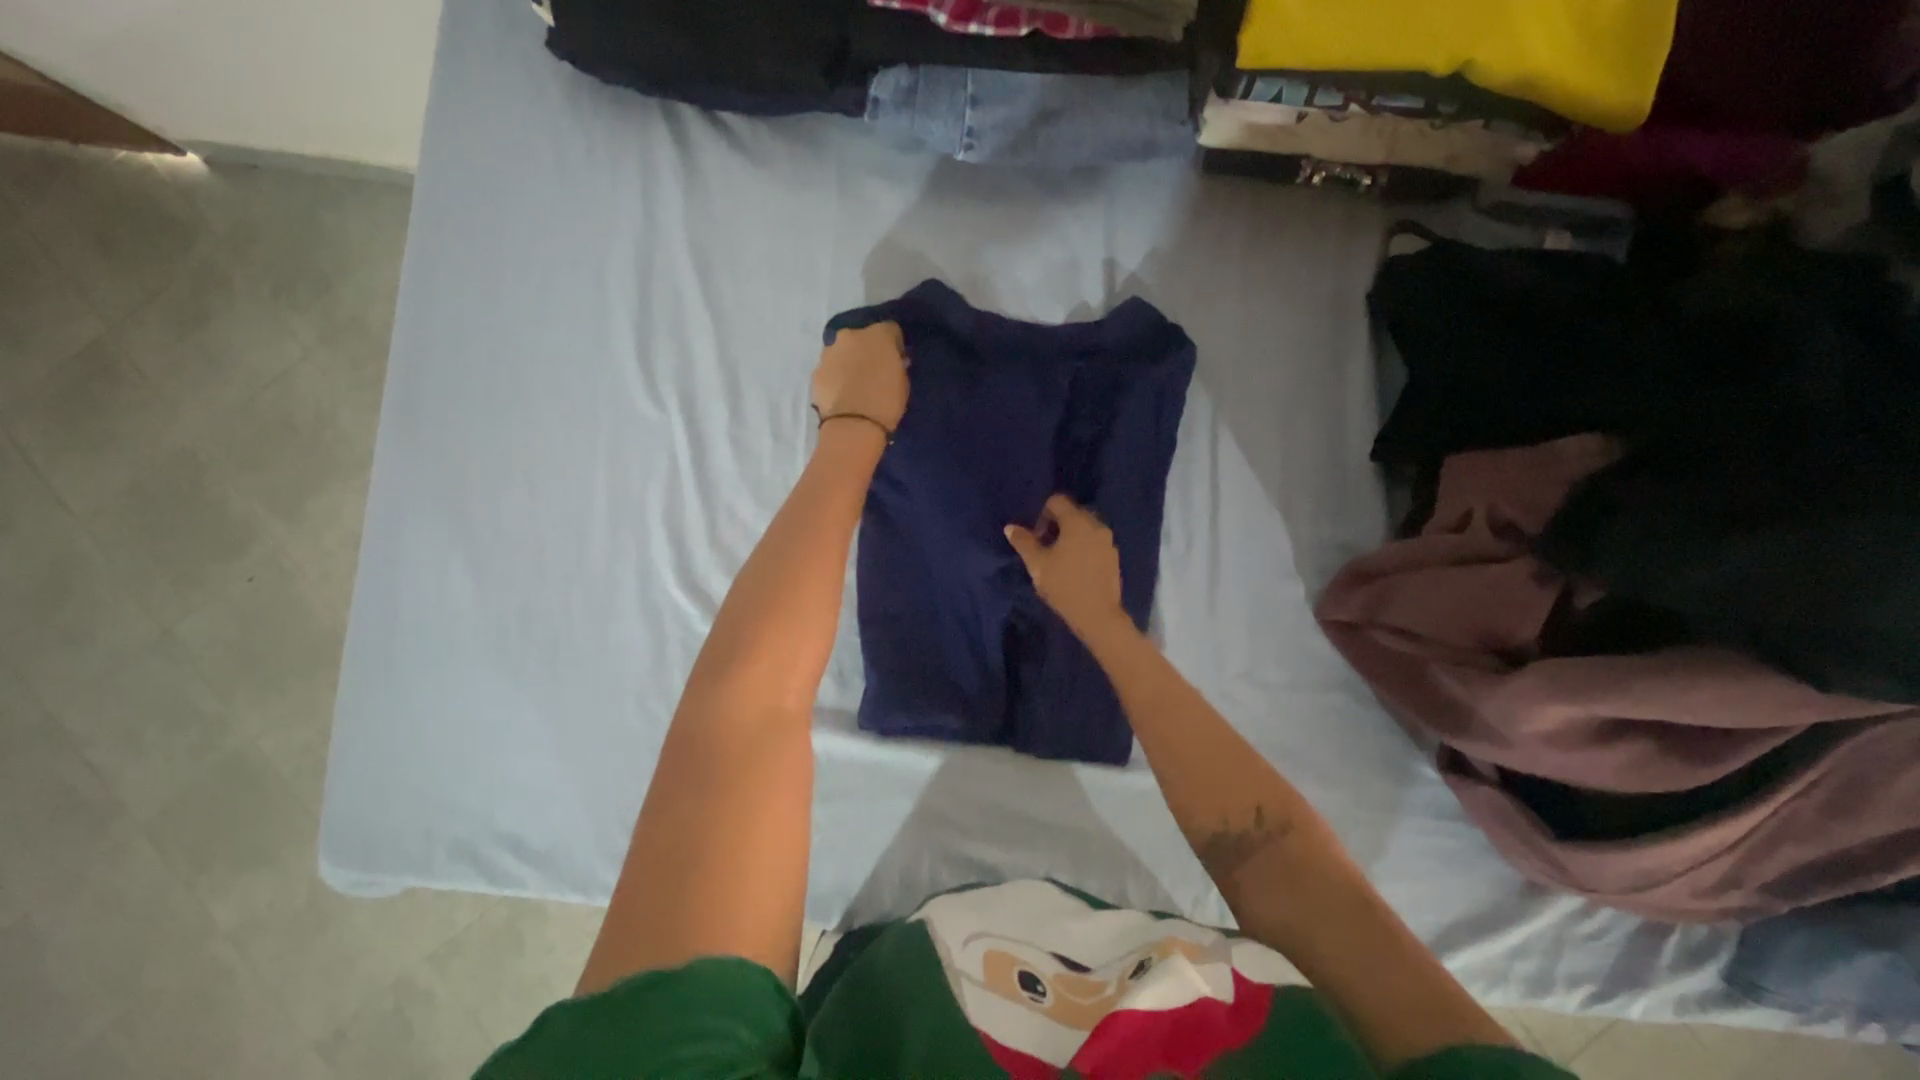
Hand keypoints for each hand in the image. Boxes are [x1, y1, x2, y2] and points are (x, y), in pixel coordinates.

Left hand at [813, 322, 908, 430]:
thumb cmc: (886, 402)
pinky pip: (829, 370)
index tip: (897, 359)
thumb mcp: (903, 382)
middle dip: (867, 349)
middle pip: (861, 337)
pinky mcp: (816, 372)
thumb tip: (894, 361)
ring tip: (855, 385)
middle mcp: (851, 336)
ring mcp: (829, 353)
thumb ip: (897, 365)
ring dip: (848, 362)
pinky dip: (835, 377)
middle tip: (874, 371)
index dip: (894, 344)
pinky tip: (841, 394)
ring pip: (842, 352)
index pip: (890, 329)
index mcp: (878, 335)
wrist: (852, 425)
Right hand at [1005, 494, 1128, 638]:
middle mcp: (1097, 525)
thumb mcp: (1037, 564)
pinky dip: (1084, 546)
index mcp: (1077, 522)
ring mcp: (1108, 541)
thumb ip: (1023, 542)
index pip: (1057, 501)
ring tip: (1059, 558)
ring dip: (1071, 535)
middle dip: (1057, 524)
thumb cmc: (1064, 586)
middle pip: (1073, 512)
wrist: (1097, 615)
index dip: (1042, 514)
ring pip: (1086, 527)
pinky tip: (1075, 567)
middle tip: (1045, 546)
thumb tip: (1010, 527)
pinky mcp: (1114, 556)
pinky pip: (1095, 541)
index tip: (1036, 536)